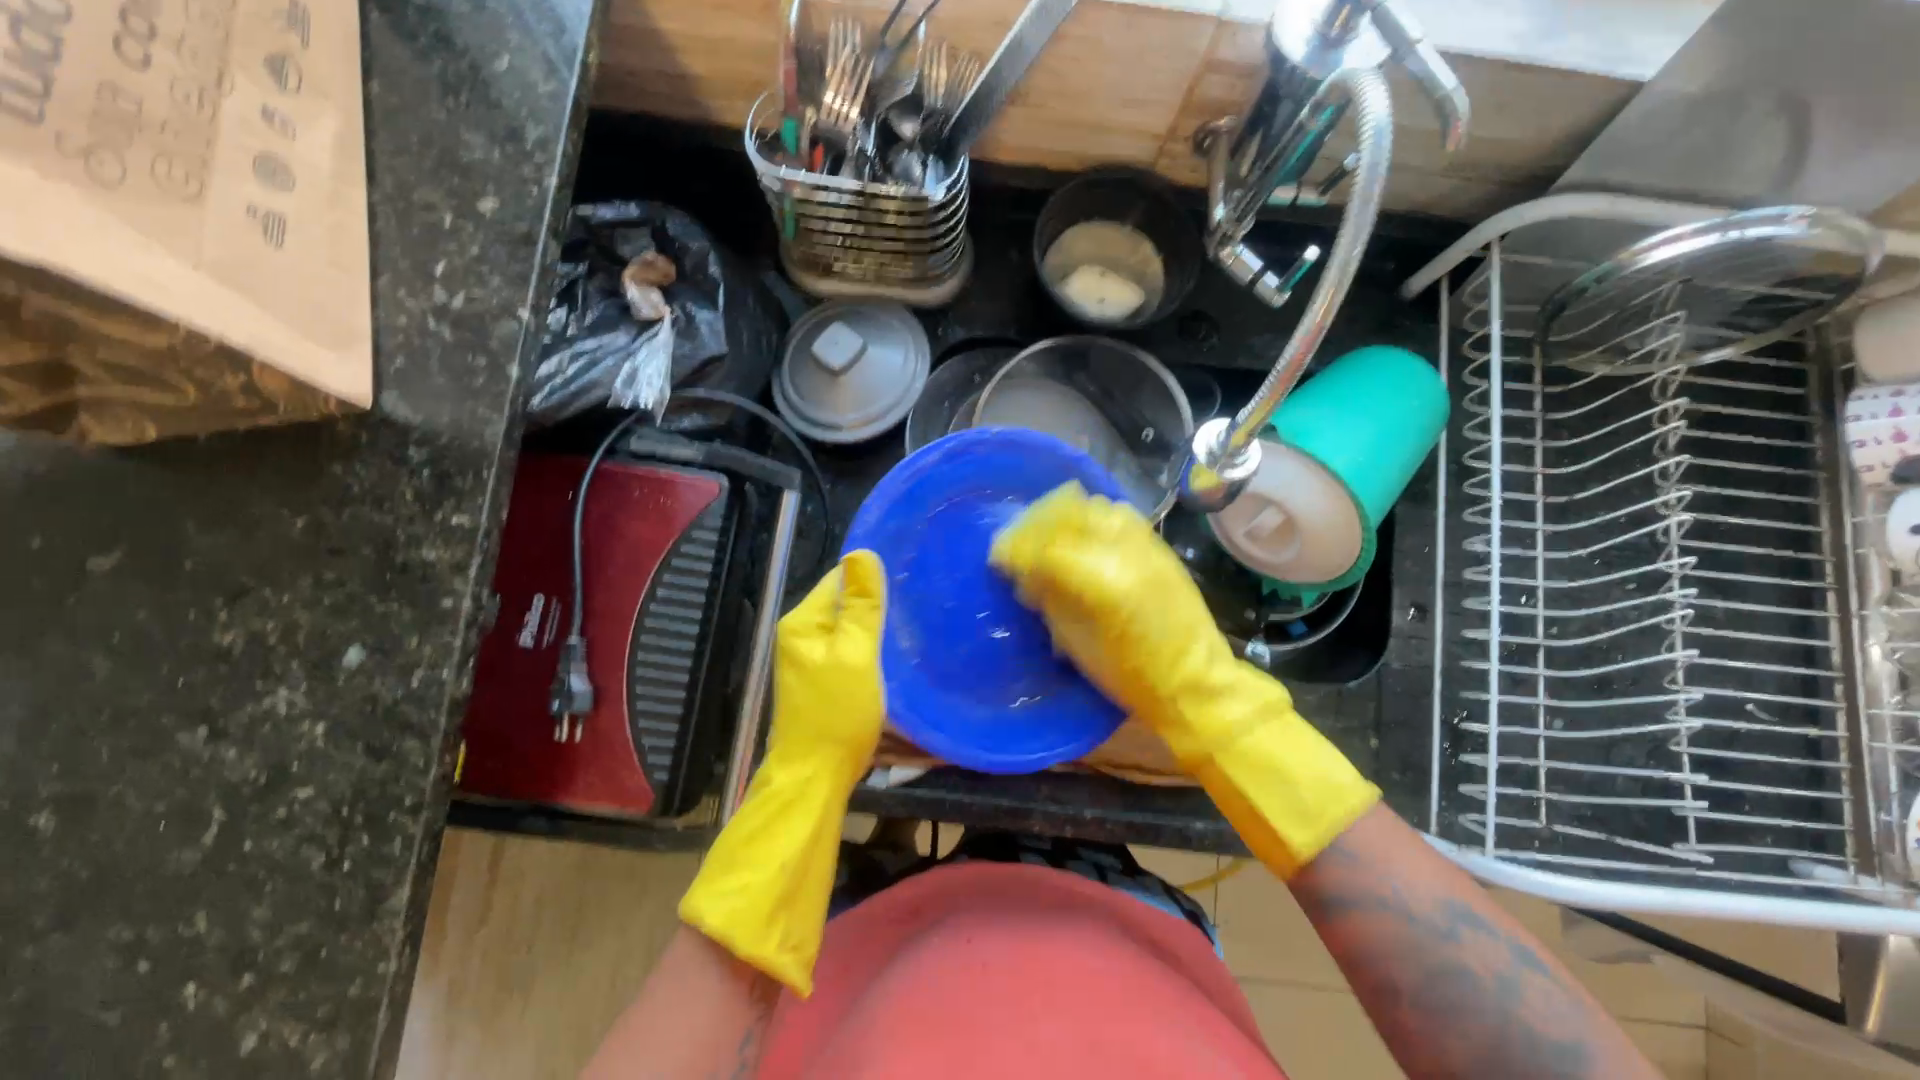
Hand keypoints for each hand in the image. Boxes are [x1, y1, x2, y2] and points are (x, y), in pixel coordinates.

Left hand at [679, 551, 886, 996]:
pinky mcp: (826, 686)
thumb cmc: (835, 715)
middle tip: (926, 604)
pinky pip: (856, 658)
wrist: (815, 780)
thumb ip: (861, 606)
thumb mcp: (856, 655)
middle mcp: (802, 636)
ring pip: (855, 634)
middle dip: (882, 606)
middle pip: (847, 606)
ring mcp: (812, 663)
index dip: (874, 576)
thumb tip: (862, 551)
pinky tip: (904, 662)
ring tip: (922, 629)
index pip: (839, 579)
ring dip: (882, 634)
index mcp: (803, 622)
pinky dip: (877, 658)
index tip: (914, 575)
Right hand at [987, 482, 1242, 763]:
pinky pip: (1116, 515)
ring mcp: (1143, 541)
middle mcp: (1121, 548)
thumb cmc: (1128, 675)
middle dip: (1033, 527)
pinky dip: (1091, 522)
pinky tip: (1081, 542)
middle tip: (1019, 548)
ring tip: (1050, 541)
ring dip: (1063, 519)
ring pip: (1091, 506)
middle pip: (1063, 513)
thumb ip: (1048, 598)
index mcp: (1098, 579)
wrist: (1192, 681)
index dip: (1013, 549)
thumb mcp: (1074, 641)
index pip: (1041, 546)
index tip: (998, 559)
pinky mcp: (1157, 543)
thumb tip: (1026, 575)